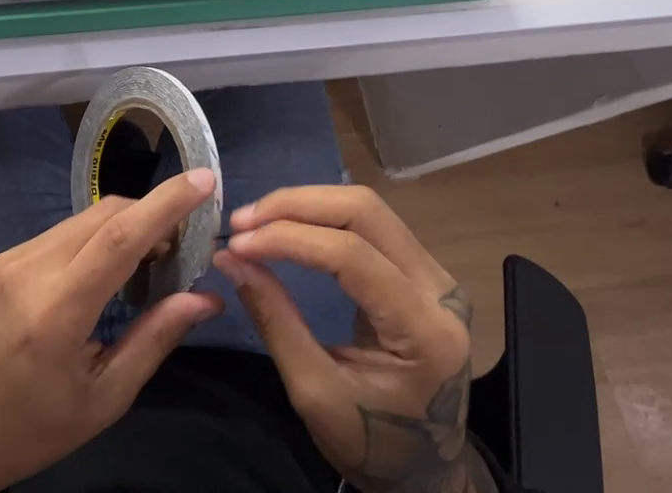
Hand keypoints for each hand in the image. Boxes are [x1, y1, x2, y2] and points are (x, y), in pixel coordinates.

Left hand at [0, 169, 225, 491]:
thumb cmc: (37, 425)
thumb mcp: (105, 397)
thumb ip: (155, 338)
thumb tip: (207, 298)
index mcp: (57, 308)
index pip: (120, 236)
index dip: (166, 204)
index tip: (205, 179)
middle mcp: (32, 268)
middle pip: (106, 215)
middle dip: (153, 214)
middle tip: (187, 245)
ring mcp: (14, 258)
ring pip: (86, 218)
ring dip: (128, 224)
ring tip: (156, 257)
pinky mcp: (7, 258)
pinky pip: (66, 231)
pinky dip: (100, 235)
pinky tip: (115, 264)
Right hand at [214, 186, 493, 492]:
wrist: (424, 471)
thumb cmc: (371, 444)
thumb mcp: (314, 392)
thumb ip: (276, 320)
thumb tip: (230, 259)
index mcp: (425, 332)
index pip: (353, 256)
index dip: (289, 239)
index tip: (236, 244)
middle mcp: (441, 291)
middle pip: (365, 213)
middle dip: (296, 206)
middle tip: (242, 221)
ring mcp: (437, 277)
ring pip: (368, 210)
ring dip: (306, 206)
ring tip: (255, 220)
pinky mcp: (423, 273)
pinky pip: (371, 225)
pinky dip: (321, 218)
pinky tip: (286, 226)